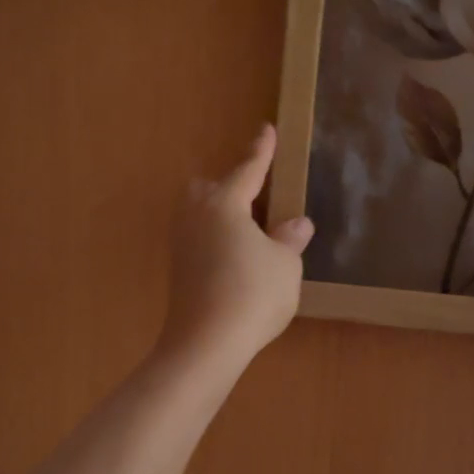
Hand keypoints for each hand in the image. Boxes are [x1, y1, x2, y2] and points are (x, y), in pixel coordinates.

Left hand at [159, 125, 313, 365]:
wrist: (205, 343)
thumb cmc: (252, 294)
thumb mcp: (284, 266)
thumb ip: (288, 240)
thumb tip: (296, 224)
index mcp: (225, 204)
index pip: (248, 169)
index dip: (261, 151)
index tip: (266, 129)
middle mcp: (196, 216)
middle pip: (209, 187)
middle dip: (229, 186)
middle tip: (256, 198)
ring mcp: (181, 243)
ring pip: (197, 213)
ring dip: (219, 214)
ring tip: (246, 230)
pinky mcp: (177, 269)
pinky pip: (196, 238)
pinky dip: (213, 239)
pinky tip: (232, 257)